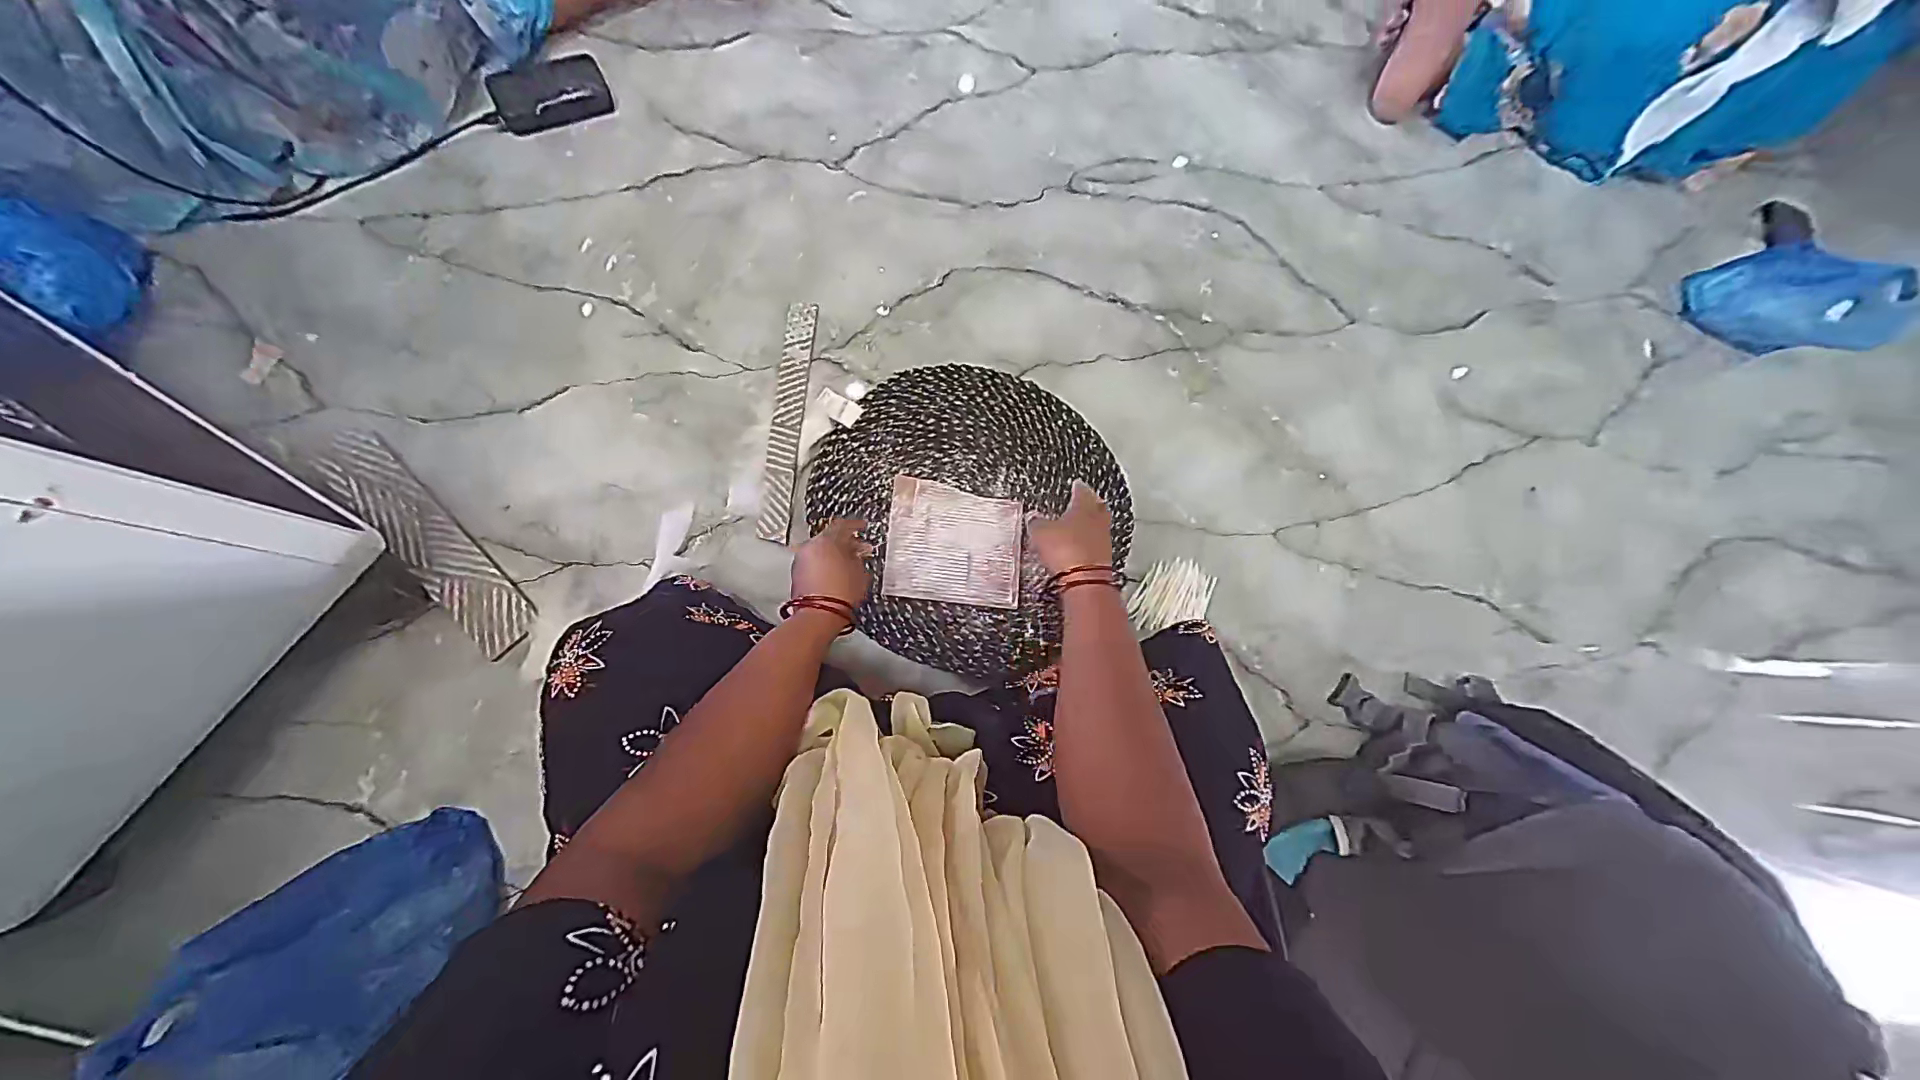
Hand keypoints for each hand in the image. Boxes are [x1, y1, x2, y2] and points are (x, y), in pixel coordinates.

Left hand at [791, 519, 872, 606]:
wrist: (819, 615)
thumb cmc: (840, 595)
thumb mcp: (859, 572)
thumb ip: (858, 558)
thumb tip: (857, 554)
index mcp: (827, 541)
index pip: (842, 525)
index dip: (855, 525)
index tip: (862, 527)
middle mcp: (811, 546)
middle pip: (829, 537)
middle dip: (845, 542)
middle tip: (858, 548)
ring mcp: (801, 560)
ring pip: (820, 549)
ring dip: (833, 553)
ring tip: (848, 563)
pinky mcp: (796, 573)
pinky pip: (813, 561)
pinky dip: (824, 563)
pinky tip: (835, 573)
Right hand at [1028, 481, 1113, 574]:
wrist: (1084, 579)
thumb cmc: (1066, 549)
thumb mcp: (1041, 532)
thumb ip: (1037, 522)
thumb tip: (1033, 518)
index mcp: (1084, 506)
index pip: (1082, 491)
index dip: (1078, 488)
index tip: (1077, 485)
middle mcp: (1098, 520)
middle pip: (1096, 508)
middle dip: (1089, 505)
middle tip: (1082, 504)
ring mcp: (1103, 540)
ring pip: (1098, 527)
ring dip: (1090, 526)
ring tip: (1078, 528)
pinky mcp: (1104, 559)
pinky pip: (1096, 546)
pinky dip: (1088, 544)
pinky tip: (1079, 548)